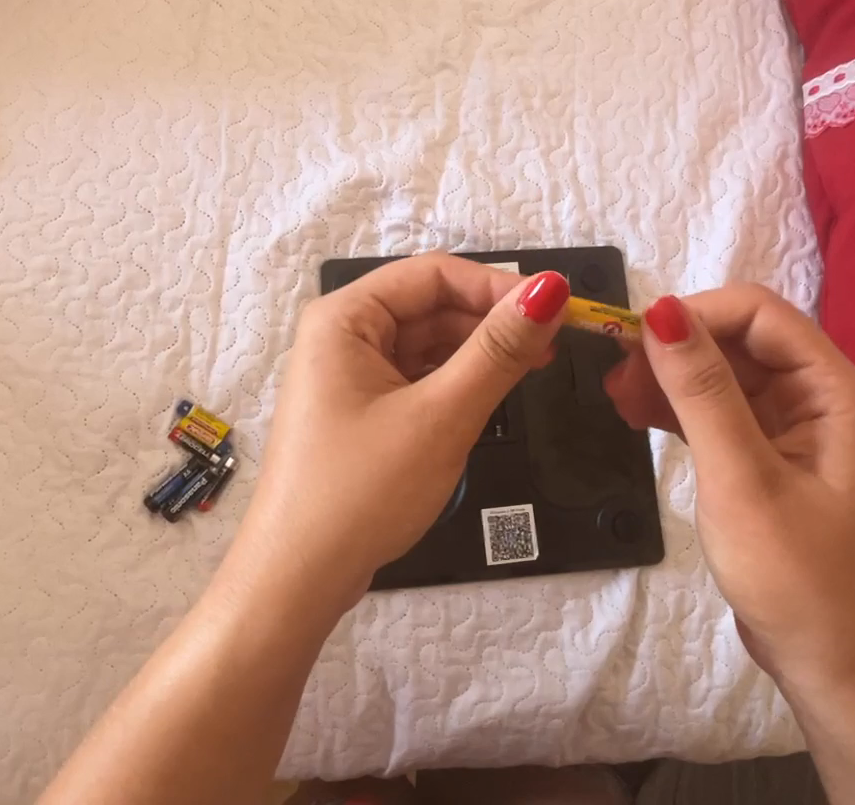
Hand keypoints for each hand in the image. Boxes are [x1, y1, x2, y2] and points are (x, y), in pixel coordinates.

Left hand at [231, 254, 570, 607]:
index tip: (556, 306)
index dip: (496, 285)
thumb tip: (551, 290)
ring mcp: (349, 375)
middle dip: (491, 322)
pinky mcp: (361, 410)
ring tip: (532, 369)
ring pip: (428, 344)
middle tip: (553, 344)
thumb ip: (497, 351)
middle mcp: (342, 335)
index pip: (432, 274)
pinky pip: (418, 377)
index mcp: (345, 318)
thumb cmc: (361, 491)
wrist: (298, 580)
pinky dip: (456, 382)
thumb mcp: (440, 416)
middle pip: (430, 306)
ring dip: (478, 353)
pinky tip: (491, 396)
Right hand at [603, 285, 854, 703]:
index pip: (759, 313)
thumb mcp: (741, 478)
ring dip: (667, 377)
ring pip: (719, 371)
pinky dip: (675, 407)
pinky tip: (636, 416)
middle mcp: (814, 394)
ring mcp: (789, 423)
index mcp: (832, 389)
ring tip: (616, 399)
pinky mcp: (763, 450)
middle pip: (736, 338)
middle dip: (674, 348)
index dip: (695, 312)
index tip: (634, 339)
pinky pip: (714, 408)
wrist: (829, 663)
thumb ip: (701, 391)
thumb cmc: (796, 575)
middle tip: (615, 377)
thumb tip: (660, 310)